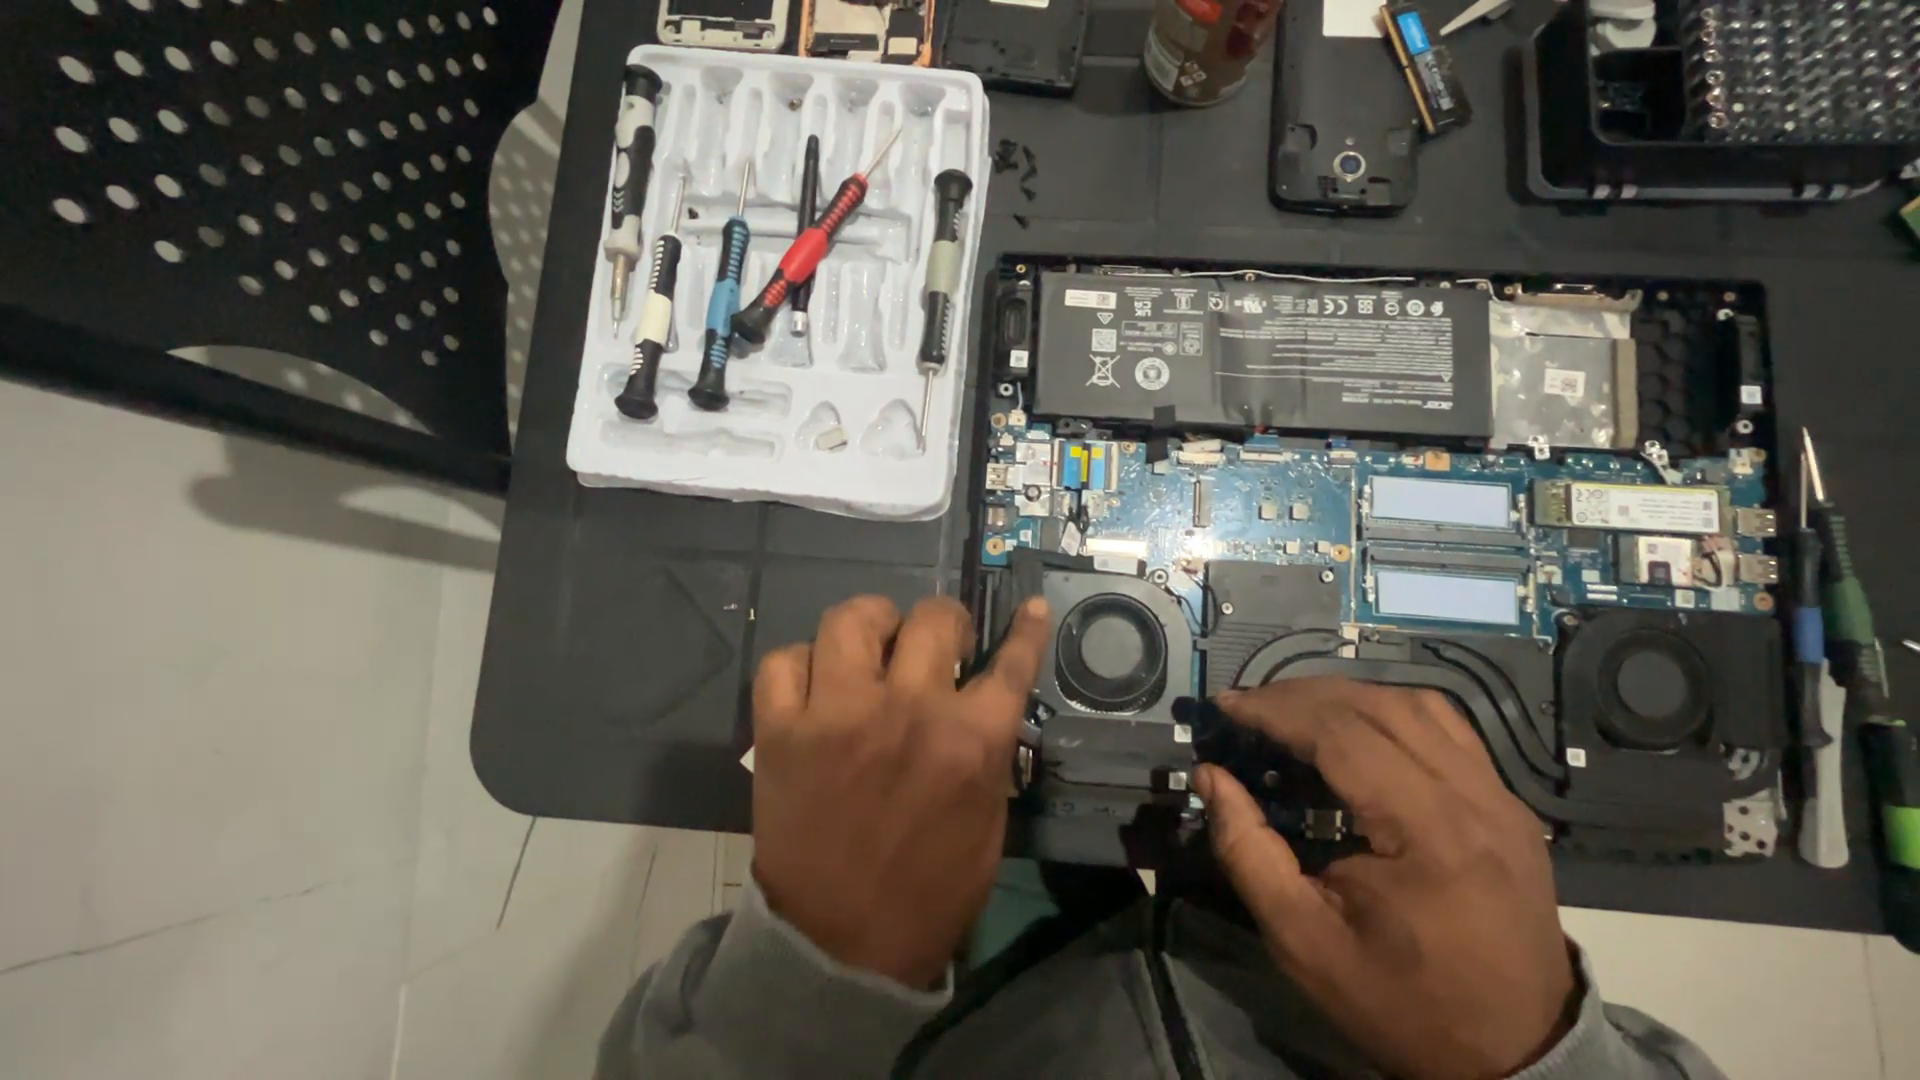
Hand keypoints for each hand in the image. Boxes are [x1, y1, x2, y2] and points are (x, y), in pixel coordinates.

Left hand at [749, 594, 1050, 988]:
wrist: (839, 946)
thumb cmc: (928, 891)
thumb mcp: (987, 822)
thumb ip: (987, 753)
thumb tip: (981, 704)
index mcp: (970, 741)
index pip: (1010, 663)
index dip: (1026, 630)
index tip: (1031, 607)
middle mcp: (907, 710)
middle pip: (932, 618)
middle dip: (944, 621)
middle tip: (938, 643)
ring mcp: (837, 714)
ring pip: (851, 617)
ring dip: (871, 622)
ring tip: (873, 643)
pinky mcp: (780, 730)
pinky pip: (783, 661)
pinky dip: (800, 664)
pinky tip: (814, 683)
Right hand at [1195, 678, 1576, 1079]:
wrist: (1514, 1055)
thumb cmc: (1399, 1003)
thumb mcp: (1301, 939)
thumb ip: (1246, 850)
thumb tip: (1209, 776)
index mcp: (1429, 834)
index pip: (1344, 734)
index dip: (1276, 710)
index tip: (1225, 705)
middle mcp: (1477, 799)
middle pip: (1380, 707)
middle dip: (1302, 695)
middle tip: (1248, 706)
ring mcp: (1502, 798)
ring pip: (1419, 706)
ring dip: (1347, 695)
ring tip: (1293, 710)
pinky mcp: (1509, 805)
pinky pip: (1448, 729)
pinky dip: (1390, 712)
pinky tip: (1354, 729)